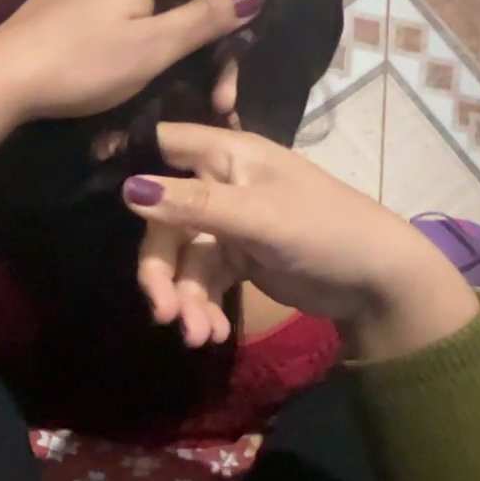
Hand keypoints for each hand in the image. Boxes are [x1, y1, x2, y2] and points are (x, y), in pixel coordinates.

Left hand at [0, 0, 263, 120]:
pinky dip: (90, 55)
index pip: (182, 7)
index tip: (209, 99)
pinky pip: (80, 33)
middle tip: (150, 102)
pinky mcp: (37, 15)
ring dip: (122, 59)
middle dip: (157, 57)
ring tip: (114, 97)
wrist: (2, 79)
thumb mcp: (153, 49)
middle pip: (146, 16)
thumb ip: (202, 22)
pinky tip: (81, 80)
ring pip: (111, 25)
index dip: (198, 53)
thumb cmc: (84, 66)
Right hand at [121, 123, 479, 359]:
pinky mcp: (234, 258)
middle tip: (163, 312)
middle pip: (163, 220)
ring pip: (181, 258)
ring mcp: (226, 223)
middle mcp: (219, 184)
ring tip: (197, 335)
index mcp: (226, 155)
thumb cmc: (324, 229)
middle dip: (161, 270)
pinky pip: (201, 281)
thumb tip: (127, 191)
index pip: (162, 145)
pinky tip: (210, 333)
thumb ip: (192, 205)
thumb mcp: (257, 217)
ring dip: (184, 299)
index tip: (102, 196)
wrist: (377, 282)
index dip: (131, 164)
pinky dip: (200, 306)